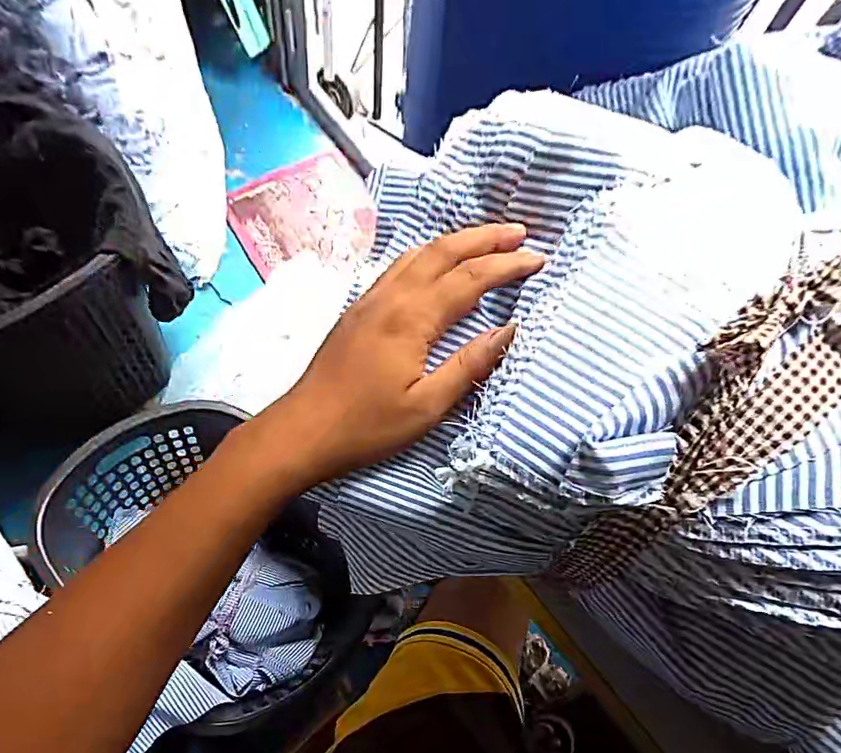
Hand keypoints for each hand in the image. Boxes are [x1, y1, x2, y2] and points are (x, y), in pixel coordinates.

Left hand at [243, 223, 544, 488]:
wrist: (302, 431)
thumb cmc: (365, 426)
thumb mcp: (425, 407)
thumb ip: (468, 366)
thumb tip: (509, 331)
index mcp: (411, 318)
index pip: (470, 278)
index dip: (507, 265)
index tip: (538, 259)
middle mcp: (390, 297)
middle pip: (443, 251)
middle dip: (485, 238)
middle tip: (519, 233)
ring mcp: (369, 301)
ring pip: (417, 254)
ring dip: (455, 242)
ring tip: (484, 242)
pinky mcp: (356, 312)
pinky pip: (398, 268)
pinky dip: (426, 256)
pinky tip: (432, 266)